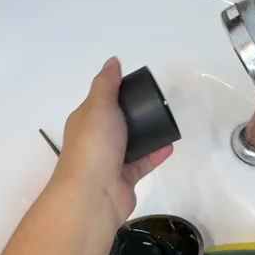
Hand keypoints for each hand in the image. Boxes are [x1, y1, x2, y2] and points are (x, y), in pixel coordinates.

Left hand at [50, 58, 172, 223]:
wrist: (93, 194)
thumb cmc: (94, 145)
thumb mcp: (99, 106)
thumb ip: (107, 84)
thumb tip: (112, 61)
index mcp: (85, 120)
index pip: (100, 101)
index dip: (115, 91)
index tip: (136, 83)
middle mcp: (95, 139)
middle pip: (115, 122)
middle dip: (132, 113)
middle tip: (156, 102)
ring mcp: (109, 161)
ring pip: (130, 143)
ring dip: (146, 134)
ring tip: (166, 121)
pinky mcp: (124, 179)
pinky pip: (142, 163)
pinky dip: (155, 154)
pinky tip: (170, 145)